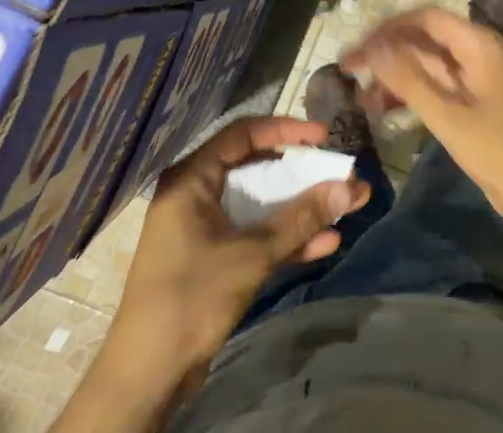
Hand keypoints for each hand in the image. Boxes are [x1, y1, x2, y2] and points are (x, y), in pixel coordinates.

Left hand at [108, 117, 369, 380]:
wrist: (151, 371)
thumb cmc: (193, 296)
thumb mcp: (252, 254)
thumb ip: (301, 219)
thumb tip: (350, 187)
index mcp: (191, 179)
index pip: (242, 134)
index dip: (285, 130)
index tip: (324, 136)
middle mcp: (195, 195)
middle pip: (255, 168)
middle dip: (302, 173)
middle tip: (339, 171)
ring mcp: (204, 229)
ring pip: (260, 206)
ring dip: (302, 208)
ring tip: (348, 206)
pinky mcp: (214, 259)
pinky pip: (255, 236)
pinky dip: (286, 238)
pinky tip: (326, 243)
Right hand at [341, 8, 502, 223]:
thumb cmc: (495, 150)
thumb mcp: (446, 115)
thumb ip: (407, 78)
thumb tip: (371, 46)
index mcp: (478, 44)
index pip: (425, 18)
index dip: (387, 28)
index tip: (356, 47)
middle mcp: (476, 51)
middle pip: (423, 38)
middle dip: (386, 52)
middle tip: (348, 69)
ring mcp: (473, 76)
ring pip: (424, 63)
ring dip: (393, 75)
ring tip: (360, 96)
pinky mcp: (469, 99)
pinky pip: (433, 84)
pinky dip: (408, 92)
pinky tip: (382, 109)